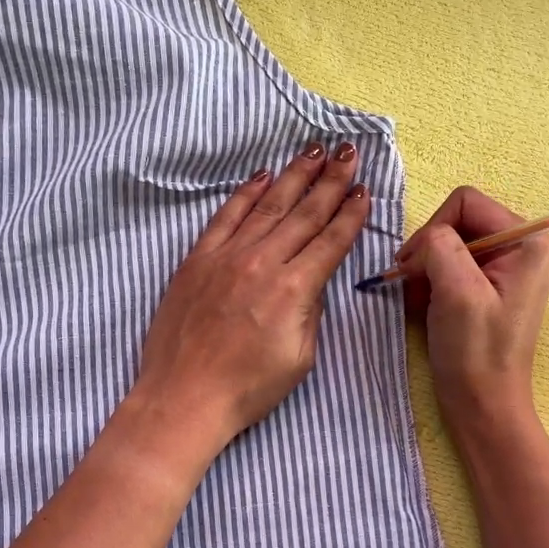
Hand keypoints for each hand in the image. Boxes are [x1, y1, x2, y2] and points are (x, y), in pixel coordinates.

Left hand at [131, 142, 369, 451]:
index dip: (351, 215)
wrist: (184, 397)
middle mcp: (262, 263)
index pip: (330, 241)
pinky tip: (263, 176)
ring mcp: (226, 257)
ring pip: (267, 206)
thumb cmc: (246, 389)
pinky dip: (246, 194)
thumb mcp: (299, 358)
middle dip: (331, 181)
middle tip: (350, 153)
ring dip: (294, 176)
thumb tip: (310, 284)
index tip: (364, 192)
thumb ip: (310, 313)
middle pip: (304, 213)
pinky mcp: (197, 261)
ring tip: (315, 150)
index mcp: (293, 289)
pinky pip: (225, 217)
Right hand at [398, 186, 548, 427]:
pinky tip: (422, 307)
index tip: (414, 266)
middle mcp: (519, 247)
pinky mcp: (484, 289)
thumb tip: (421, 241)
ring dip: (424, 269)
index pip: (465, 202)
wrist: (482, 405)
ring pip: (446, 245)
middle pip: (456, 221)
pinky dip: (428, 283)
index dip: (434, 228)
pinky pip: (447, 267)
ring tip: (416, 300)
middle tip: (408, 284)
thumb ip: (439, 247)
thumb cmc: (476, 352)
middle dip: (427, 250)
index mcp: (527, 240)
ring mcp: (501, 269)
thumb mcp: (457, 292)